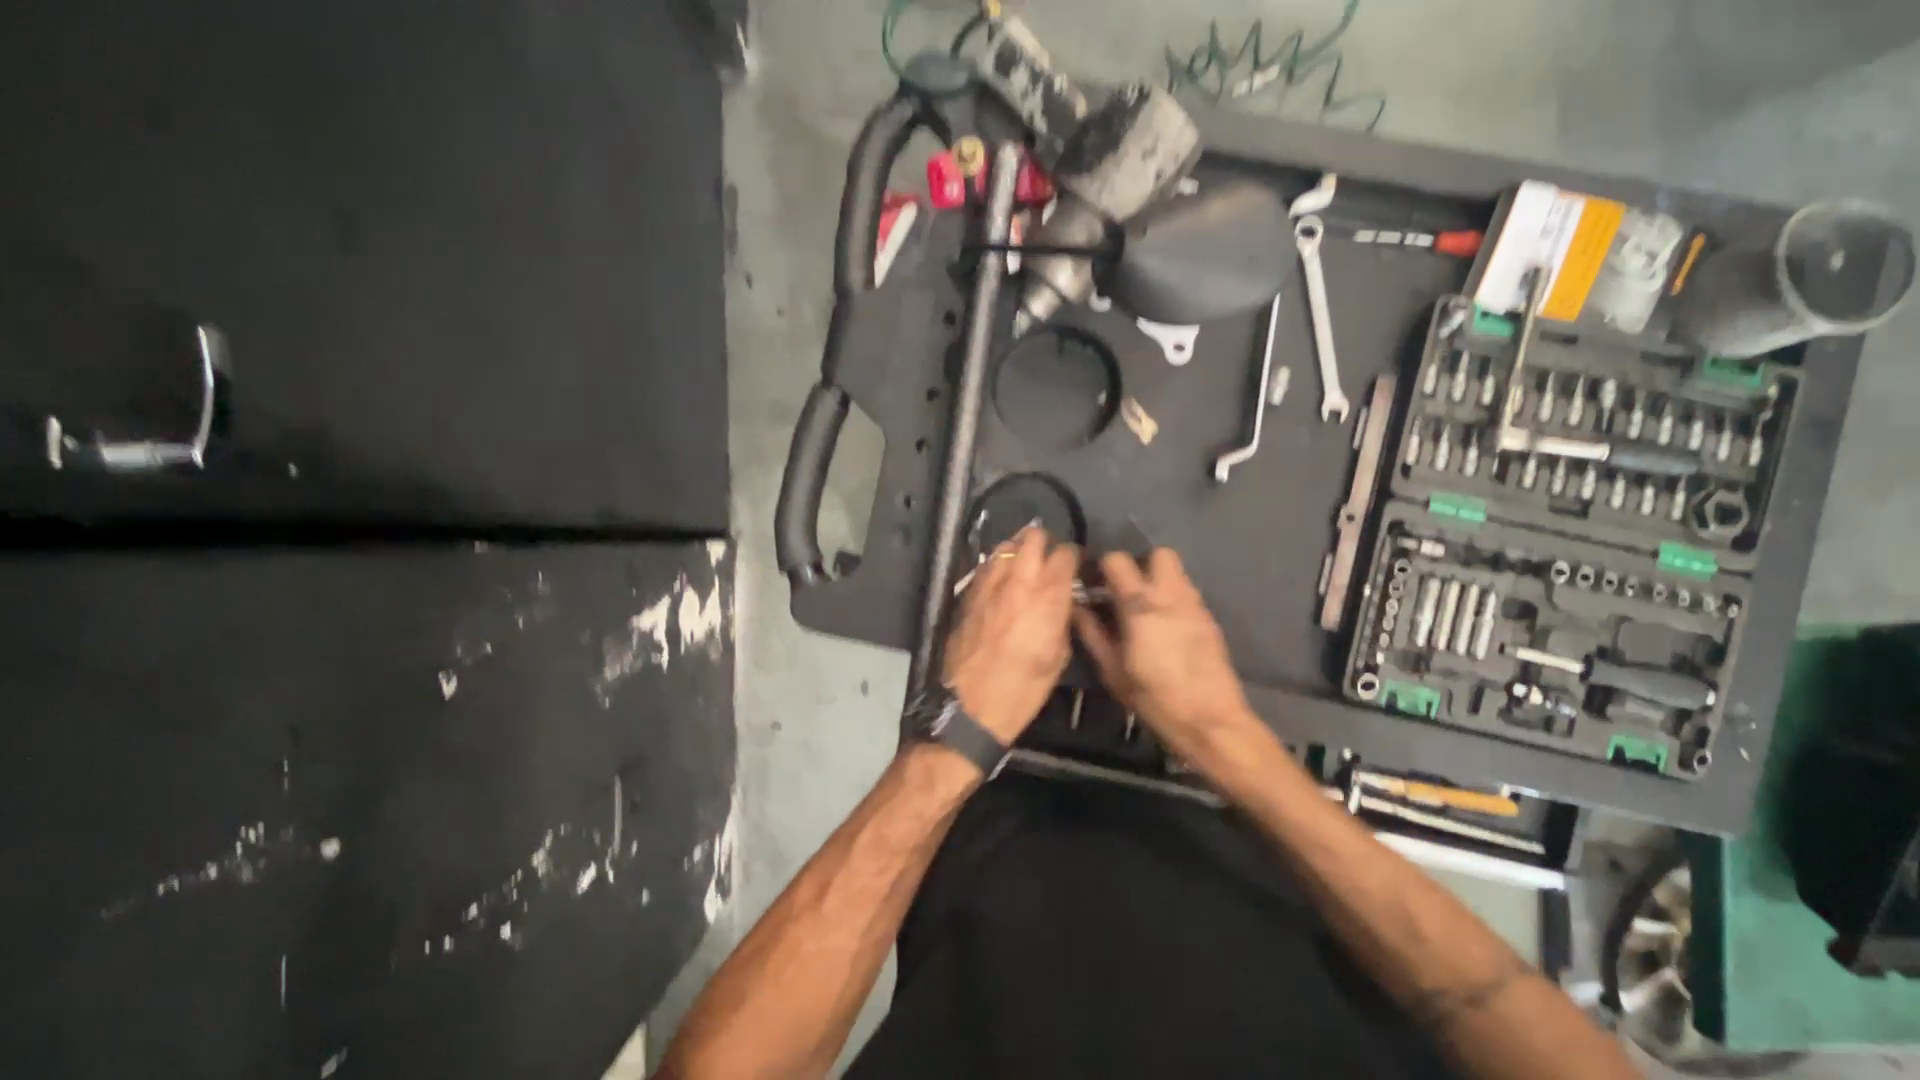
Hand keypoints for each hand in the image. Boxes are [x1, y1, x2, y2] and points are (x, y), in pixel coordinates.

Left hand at [942, 526, 1078, 743]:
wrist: (972, 707)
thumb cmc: (1023, 690)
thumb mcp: (1058, 658)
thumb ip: (1061, 620)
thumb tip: (1063, 602)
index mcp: (1048, 598)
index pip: (1065, 555)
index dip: (1072, 558)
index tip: (1073, 567)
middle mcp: (1019, 582)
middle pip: (1033, 538)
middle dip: (1044, 543)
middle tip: (1047, 558)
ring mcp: (989, 585)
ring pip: (1005, 547)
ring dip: (1018, 550)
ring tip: (1024, 563)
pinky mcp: (968, 595)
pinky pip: (985, 567)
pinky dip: (997, 566)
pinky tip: (1001, 578)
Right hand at [1072, 549, 1254, 756]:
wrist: (1210, 720)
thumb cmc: (1154, 697)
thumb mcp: (1112, 671)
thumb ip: (1092, 634)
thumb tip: (1077, 608)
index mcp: (1141, 604)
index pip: (1118, 560)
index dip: (1103, 567)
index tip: (1095, 584)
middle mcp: (1171, 595)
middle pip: (1159, 554)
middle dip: (1142, 564)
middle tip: (1127, 591)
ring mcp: (1195, 605)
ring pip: (1177, 573)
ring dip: (1159, 582)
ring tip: (1146, 611)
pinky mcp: (1210, 620)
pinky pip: (1188, 595)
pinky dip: (1174, 600)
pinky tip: (1166, 628)